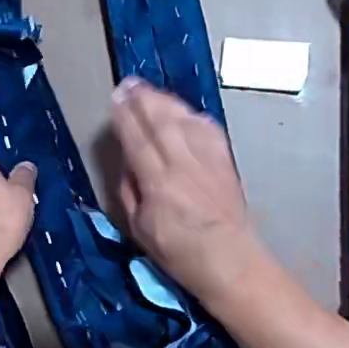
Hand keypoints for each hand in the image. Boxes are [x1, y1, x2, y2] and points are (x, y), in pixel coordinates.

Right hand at [111, 77, 266, 303]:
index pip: (138, 141)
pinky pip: (210, 131)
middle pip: (162, 123)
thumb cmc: (179, 253)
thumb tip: (128, 161)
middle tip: (130, 84)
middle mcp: (184, 167)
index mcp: (159, 185)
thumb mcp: (139, 229)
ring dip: (166, 101)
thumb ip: (129, 191)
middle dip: (144, 100)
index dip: (125, 117)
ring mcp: (209, 163)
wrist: (232, 264)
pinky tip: (185, 109)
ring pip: (185, 122)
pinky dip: (195, 116)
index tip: (116, 98)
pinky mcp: (226, 163)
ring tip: (150, 89)